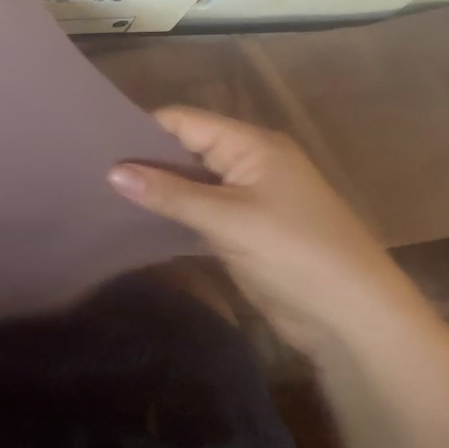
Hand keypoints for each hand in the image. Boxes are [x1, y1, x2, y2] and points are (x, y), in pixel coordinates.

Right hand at [108, 107, 414, 356]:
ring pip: (186, 181)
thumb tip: (110, 171)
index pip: (182, 121)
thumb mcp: (228, 219)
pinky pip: (195, 208)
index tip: (94, 140)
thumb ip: (167, 193)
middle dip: (142, 158)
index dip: (141, 128)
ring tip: (100, 188)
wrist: (359, 325)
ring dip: (153, 187)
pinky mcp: (243, 229)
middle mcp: (249, 163)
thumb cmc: (300, 255)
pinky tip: (132, 214)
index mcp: (253, 146)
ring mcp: (247, 197)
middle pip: (182, 148)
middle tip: (89, 164)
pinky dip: (168, 210)